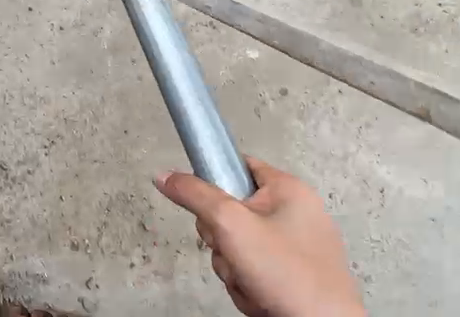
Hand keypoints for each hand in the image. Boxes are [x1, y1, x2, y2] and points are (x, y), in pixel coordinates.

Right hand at [154, 158, 365, 316]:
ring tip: (248, 280)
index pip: (236, 164)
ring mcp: (297, 248)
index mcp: (290, 191)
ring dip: (231, 263)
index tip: (208, 207)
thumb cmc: (284, 271)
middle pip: (230, 208)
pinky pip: (253, 266)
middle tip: (231, 251)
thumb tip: (161, 175)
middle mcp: (297, 214)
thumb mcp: (229, 224)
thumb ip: (193, 194)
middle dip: (221, 237)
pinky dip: (248, 281)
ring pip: (238, 242)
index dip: (213, 181)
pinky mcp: (296, 277)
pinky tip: (258, 295)